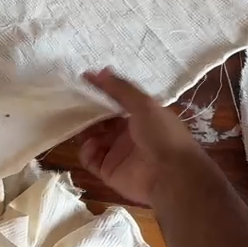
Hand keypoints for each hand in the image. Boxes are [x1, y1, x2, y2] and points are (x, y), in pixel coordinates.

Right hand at [77, 68, 205, 203]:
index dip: (100, 92)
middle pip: (101, 120)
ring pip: (92, 139)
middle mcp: (127, 133)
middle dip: (88, 113)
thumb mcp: (144, 105)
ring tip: (82, 128)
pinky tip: (91, 147)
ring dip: (85, 132)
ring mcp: (117, 153)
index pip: (115, 101)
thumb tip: (100, 71)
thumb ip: (121, 89)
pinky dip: (86, 151)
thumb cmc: (162, 135)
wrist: (171, 175)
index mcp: (140, 116)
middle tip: (76, 106)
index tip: (83, 81)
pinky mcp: (108, 170)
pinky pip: (90, 158)